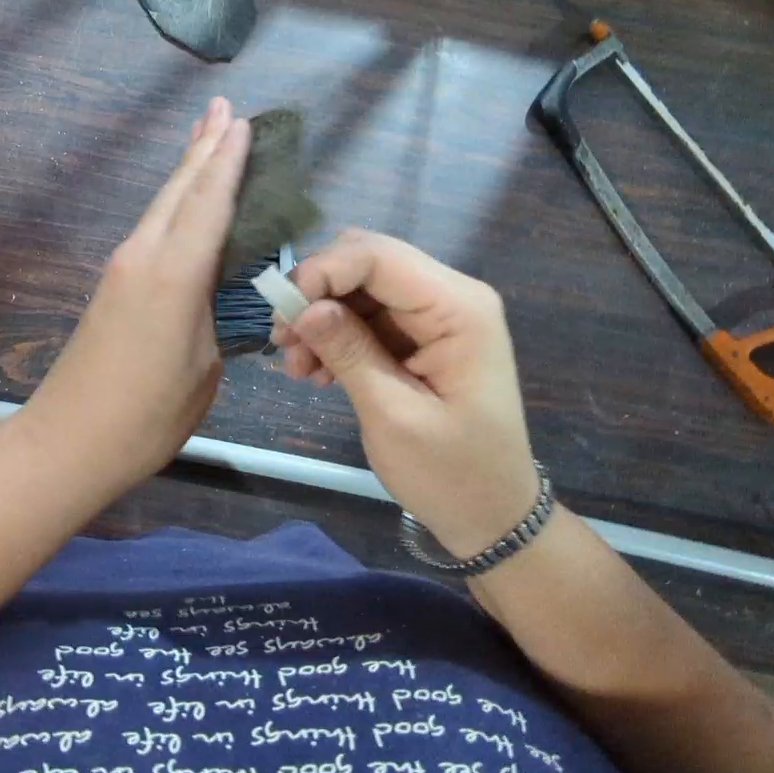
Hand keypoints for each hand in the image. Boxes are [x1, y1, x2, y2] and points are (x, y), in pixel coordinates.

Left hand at [23, 97, 251, 485]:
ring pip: (161, 205)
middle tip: (223, 108)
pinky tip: (182, 202)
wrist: (69, 440)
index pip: (208, 202)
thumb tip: (225, 287)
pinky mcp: (112, 286)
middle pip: (177, 190)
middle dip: (203, 148)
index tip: (242, 122)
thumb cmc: (147, 414)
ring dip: (186, 171)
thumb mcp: (203, 366)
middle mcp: (142, 256)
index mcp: (173, 273)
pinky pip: (151, 228)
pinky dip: (173, 203)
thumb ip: (218, 315)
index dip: (228, 162)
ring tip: (206, 136)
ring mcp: (121, 268)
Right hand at [271, 230, 540, 557]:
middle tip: (283, 341)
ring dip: (318, 317)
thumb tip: (303, 307)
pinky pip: (362, 314)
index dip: (320, 272)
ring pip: (356, 286)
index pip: (377, 256)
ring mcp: (434, 315)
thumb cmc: (451, 474)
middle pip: (364, 261)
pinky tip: (316, 372)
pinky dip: (332, 334)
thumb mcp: (394, 415)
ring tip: (297, 368)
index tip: (282, 316)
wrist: (492, 516)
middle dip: (315, 293)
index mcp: (458, 308)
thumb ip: (349, 352)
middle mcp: (449, 297)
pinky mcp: (418, 335)